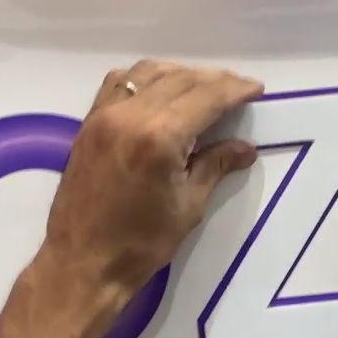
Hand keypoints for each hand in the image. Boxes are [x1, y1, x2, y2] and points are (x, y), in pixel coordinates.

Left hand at [38, 59, 263, 314]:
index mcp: (158, 138)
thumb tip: (244, 148)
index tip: (255, 89)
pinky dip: (145, 80)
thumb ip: (214, 166)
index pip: (205, 96)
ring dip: (180, 75)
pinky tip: (161, 93)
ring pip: (148, 73)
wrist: (81, 264)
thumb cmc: (140, 245)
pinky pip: (119, 84)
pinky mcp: (89, 124)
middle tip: (237, 91)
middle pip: (180, 79)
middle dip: (213, 81)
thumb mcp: (188, 206)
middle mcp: (129, 116)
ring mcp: (104, 116)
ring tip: (203, 90)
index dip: (234, 89)